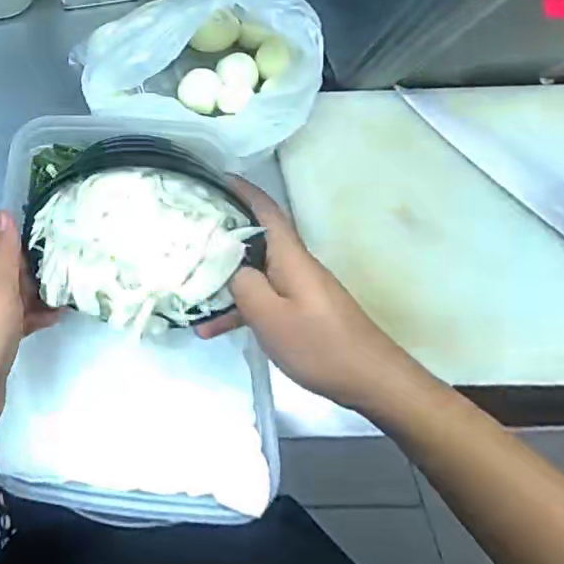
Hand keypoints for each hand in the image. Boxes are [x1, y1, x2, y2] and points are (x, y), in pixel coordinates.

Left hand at [0, 211, 62, 435]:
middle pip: (15, 272)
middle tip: (79, 261)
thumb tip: (2, 210)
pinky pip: (21, 319)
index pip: (8, 248)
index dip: (33, 240)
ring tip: (76, 288)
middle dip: (42, 266)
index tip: (64, 232)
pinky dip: (38, 314)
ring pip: (20, 296)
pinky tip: (59, 316)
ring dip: (43, 291)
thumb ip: (2, 251)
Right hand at [196, 177, 435, 416]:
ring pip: (253, 273)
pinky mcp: (301, 311)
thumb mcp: (269, 315)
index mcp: (289, 256)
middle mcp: (294, 265)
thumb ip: (242, 283)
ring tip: (188, 286)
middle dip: (220, 231)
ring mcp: (298, 289)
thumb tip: (227, 264)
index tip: (215, 178)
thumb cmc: (321, 345)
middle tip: (186, 230)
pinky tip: (212, 328)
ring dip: (223, 280)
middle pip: (253, 238)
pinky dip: (239, 309)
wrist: (376, 385)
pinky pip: (263, 299)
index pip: (265, 210)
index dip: (242, 190)